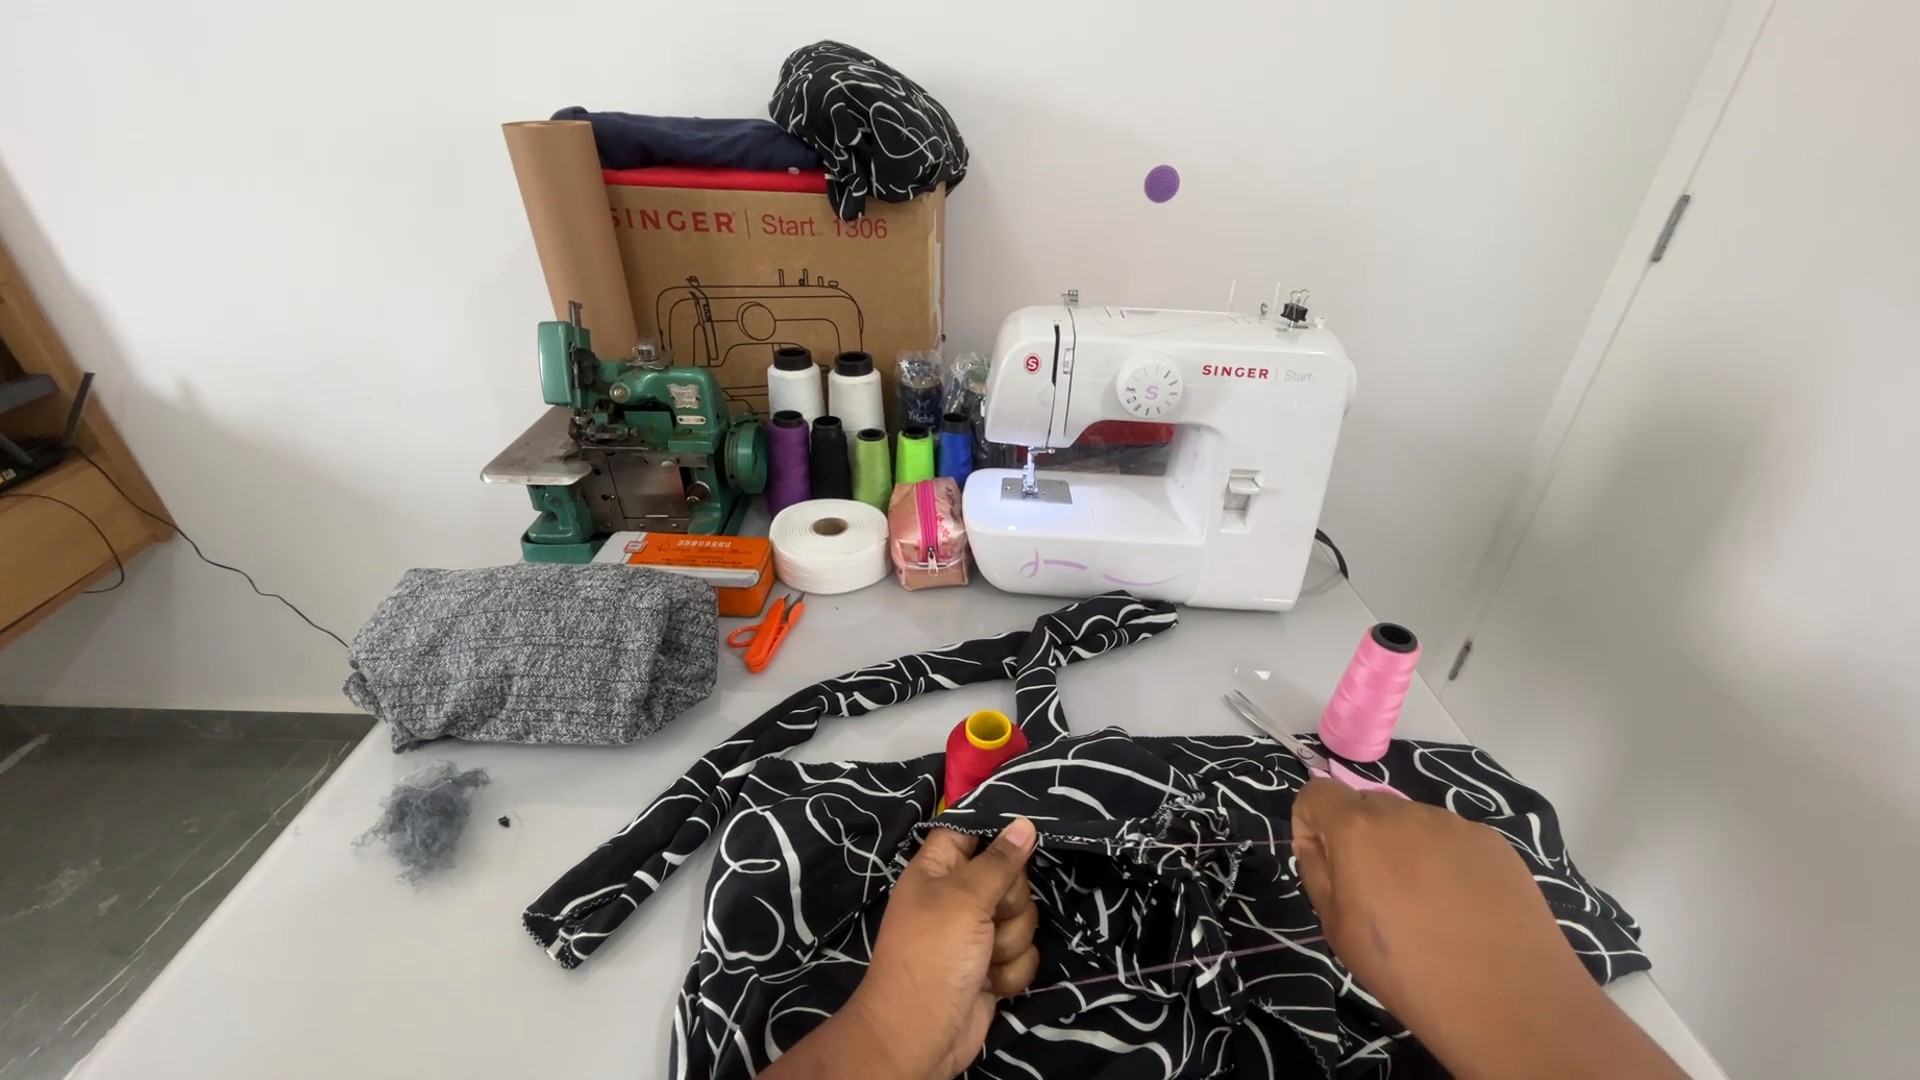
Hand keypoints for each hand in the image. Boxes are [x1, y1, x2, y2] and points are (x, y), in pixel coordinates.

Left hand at [763, 817, 1039, 1079]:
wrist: (920, 1035)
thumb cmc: (933, 954)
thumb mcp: (965, 897)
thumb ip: (1000, 860)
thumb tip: (1025, 823)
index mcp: (939, 867)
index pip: (972, 829)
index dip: (997, 829)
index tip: (1026, 830)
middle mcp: (959, 894)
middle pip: (1010, 875)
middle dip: (1009, 901)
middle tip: (989, 916)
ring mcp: (978, 931)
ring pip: (1022, 916)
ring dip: (1009, 941)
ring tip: (984, 957)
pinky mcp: (993, 964)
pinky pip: (1024, 952)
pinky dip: (1010, 970)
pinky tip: (989, 982)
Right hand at [1291, 778, 1685, 1079]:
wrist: (1513, 1004)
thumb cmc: (1408, 970)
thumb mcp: (1336, 927)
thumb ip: (1317, 871)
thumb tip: (1319, 844)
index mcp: (1356, 828)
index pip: (1316, 793)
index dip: (1311, 824)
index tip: (1327, 864)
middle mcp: (1403, 811)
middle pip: (1364, 806)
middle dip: (1359, 837)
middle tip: (1378, 892)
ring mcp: (1453, 825)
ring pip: (1409, 822)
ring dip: (1403, 847)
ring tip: (1428, 905)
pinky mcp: (1494, 843)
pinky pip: (1450, 839)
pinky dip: (1445, 861)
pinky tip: (1463, 906)